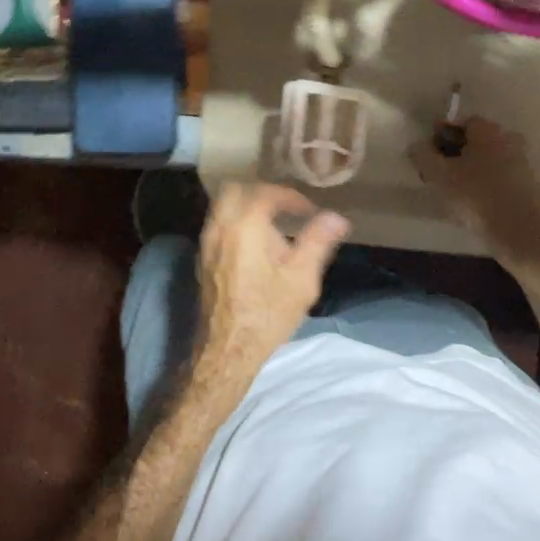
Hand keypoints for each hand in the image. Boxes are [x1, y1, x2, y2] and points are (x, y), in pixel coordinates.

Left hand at [196, 183, 348, 379]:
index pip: (265, 193)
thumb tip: (337, 218)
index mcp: (244, 227)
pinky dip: (235, 224)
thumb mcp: (302, 278)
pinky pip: (217, 227)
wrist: (228, 349)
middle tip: (285, 209)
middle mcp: (219, 229)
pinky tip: (255, 247)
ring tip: (273, 227)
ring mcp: (206, 245)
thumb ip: (318, 241)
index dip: (289, 196)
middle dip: (262, 194)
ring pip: (222, 208)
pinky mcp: (202, 261)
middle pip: (235, 191)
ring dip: (246, 209)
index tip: (308, 211)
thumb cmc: (268, 314)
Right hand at [409, 117, 539, 267]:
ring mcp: (524, 163)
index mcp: (488, 131)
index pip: (462, 123)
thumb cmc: (474, 196)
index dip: (442, 137)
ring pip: (492, 160)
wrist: (518, 231)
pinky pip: (504, 179)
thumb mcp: (438, 176)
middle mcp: (510, 140)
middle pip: (478, 142)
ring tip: (458, 193)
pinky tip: (479, 204)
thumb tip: (417, 145)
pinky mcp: (532, 186)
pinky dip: (491, 185)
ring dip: (475, 170)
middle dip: (458, 153)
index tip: (430, 155)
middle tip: (441, 174)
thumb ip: (423, 155)